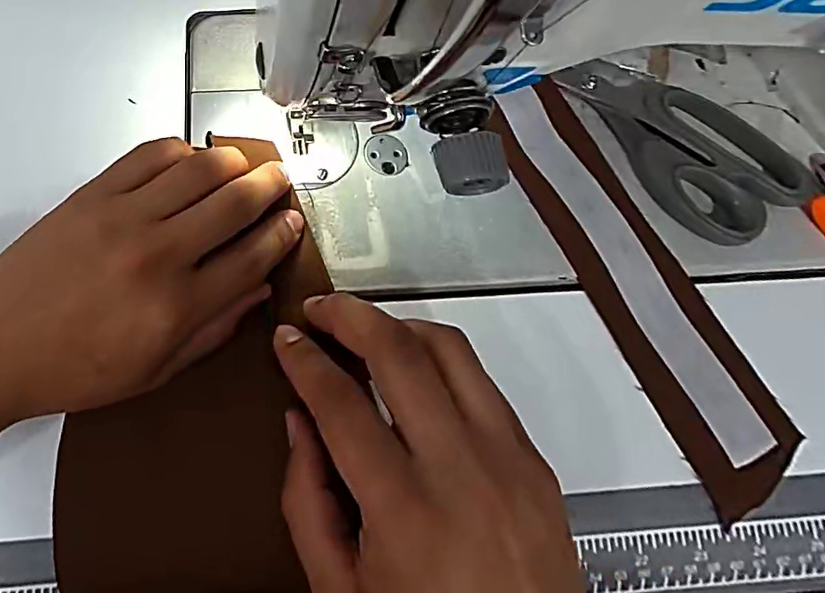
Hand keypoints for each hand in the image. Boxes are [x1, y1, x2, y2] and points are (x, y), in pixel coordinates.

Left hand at [0, 139, 303, 471]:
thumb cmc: (72, 368)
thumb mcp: (154, 371)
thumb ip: (214, 329)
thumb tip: (257, 290)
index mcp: (175, 307)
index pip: (252, 256)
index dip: (281, 233)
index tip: (292, 220)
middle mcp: (157, 254)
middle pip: (235, 201)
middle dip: (269, 184)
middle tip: (279, 179)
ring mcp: (124, 215)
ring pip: (200, 167)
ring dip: (233, 159)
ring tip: (243, 164)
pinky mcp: (94, 192)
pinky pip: (150, 153)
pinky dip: (180, 148)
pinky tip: (190, 158)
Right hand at [274, 294, 578, 592]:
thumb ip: (307, 501)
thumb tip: (300, 423)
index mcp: (407, 515)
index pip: (340, 403)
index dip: (304, 360)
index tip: (289, 341)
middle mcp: (463, 476)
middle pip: (398, 352)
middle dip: (350, 314)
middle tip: (322, 308)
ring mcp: (507, 462)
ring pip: (448, 349)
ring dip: (399, 324)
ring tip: (368, 325)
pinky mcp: (535, 463)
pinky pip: (484, 382)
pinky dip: (443, 358)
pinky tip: (418, 366)